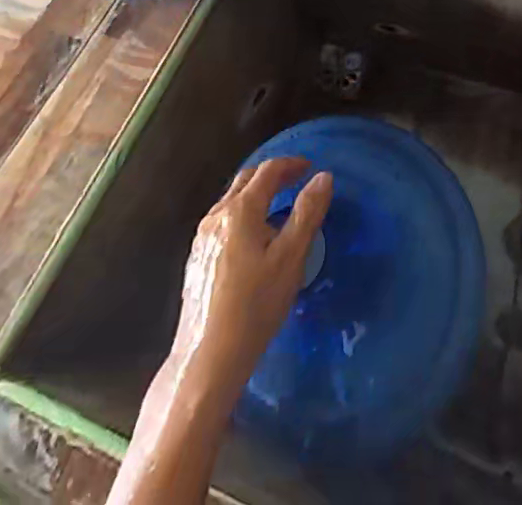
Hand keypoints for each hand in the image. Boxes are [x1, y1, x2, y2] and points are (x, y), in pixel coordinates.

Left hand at [169, 158, 332, 392]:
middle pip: (246, 180)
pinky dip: (245, 213)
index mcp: (239, 211)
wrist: (208, 356)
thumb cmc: (256, 305)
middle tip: (298, 180)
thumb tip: (323, 177)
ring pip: (232, 200)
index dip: (291, 165)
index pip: (267, 171)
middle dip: (273, 175)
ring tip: (281, 206)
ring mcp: (202, 237)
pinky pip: (224, 220)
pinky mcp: (197, 257)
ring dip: (258, 193)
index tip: (311, 168)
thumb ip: (308, 213)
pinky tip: (256, 238)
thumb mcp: (291, 258)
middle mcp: (216, 216)